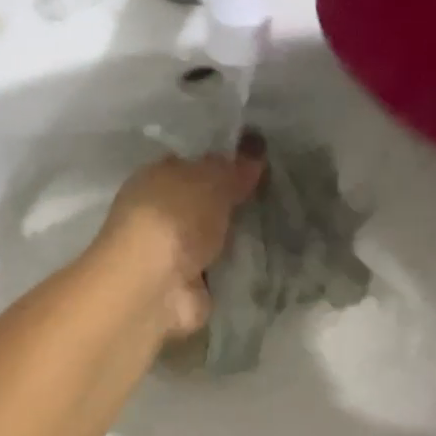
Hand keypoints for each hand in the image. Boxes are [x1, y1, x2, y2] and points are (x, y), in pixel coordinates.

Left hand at [87, 143, 265, 337]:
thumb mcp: (210, 181)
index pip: (191, 165)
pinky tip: (269, 258)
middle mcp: (161, 214)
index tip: (260, 161)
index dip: (223, 162)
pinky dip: (240, 267)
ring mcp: (174, 253)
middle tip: (275, 194)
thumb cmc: (173, 218)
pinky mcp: (190, 286)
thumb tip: (254, 149)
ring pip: (215, 237)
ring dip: (240, 236)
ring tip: (281, 226)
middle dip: (235, 202)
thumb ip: (233, 168)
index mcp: (155, 179)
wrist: (154, 286)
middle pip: (204, 203)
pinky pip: (222, 269)